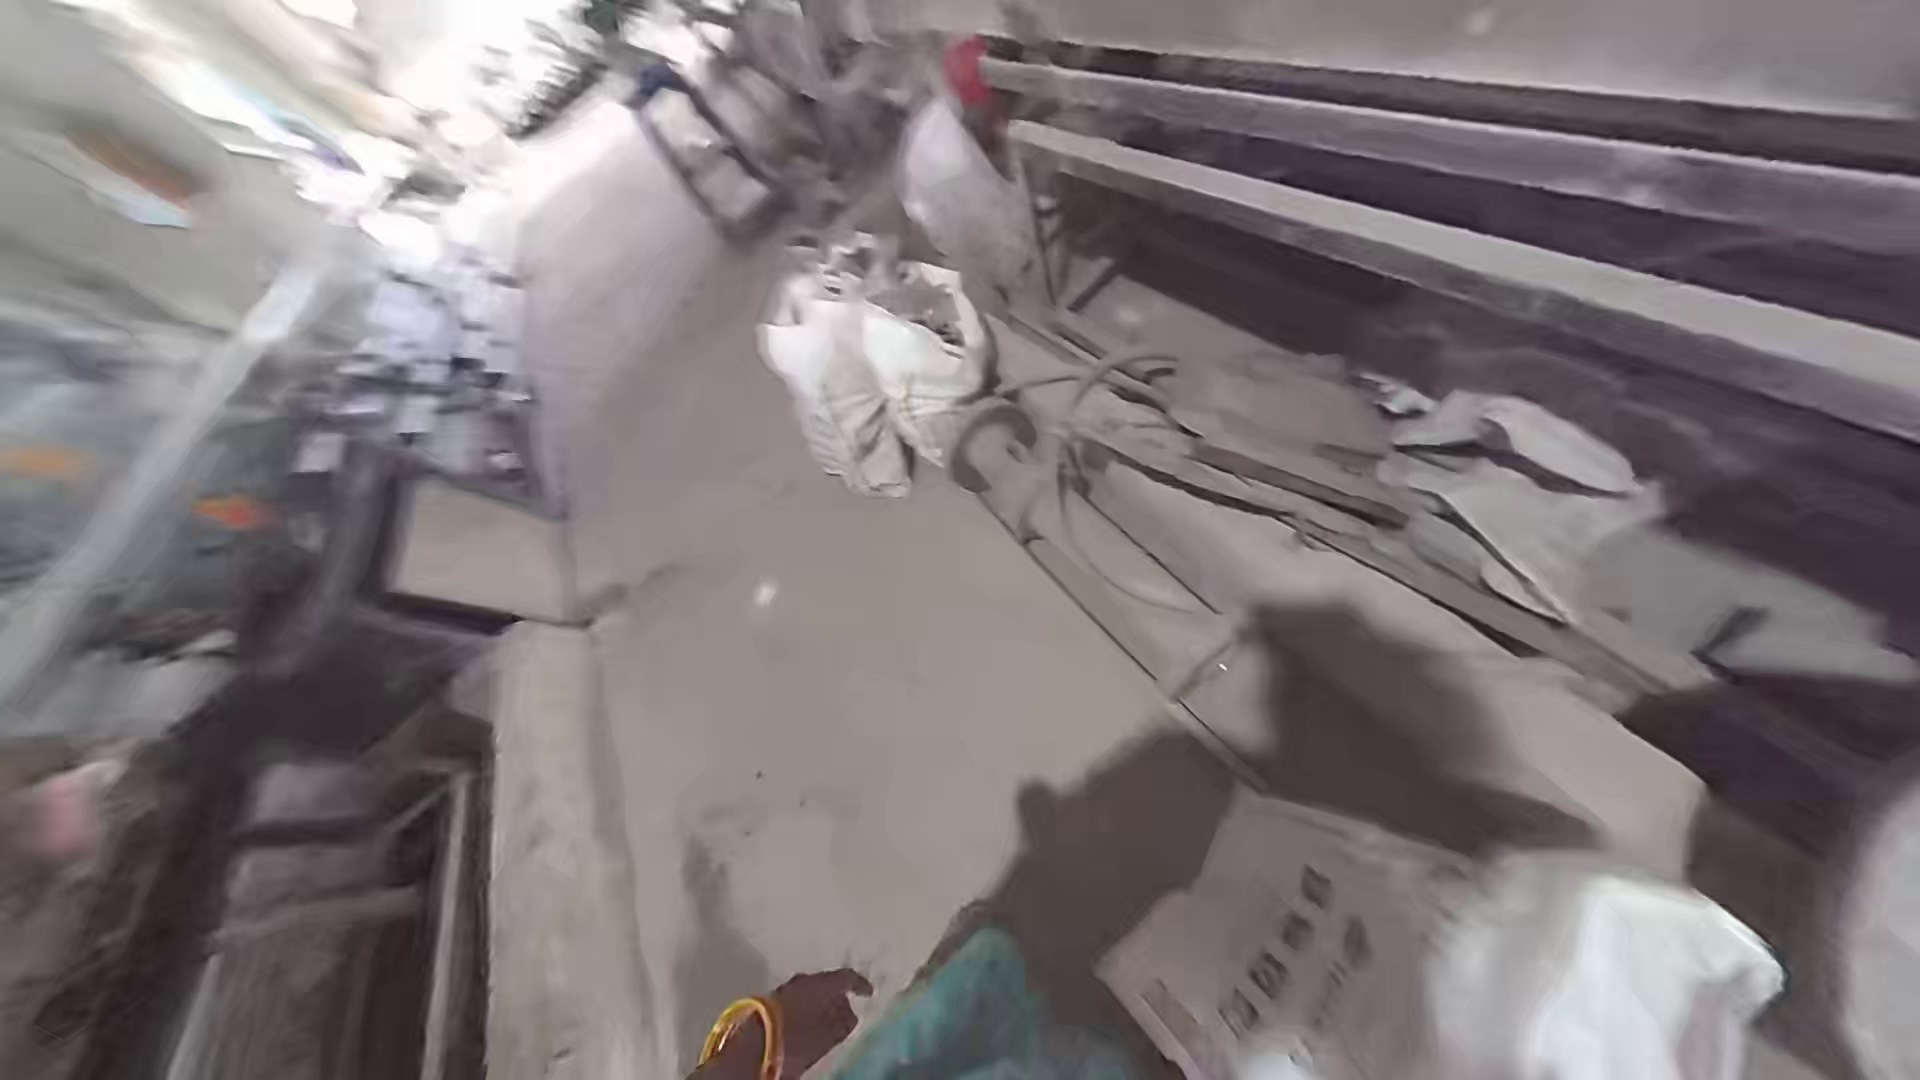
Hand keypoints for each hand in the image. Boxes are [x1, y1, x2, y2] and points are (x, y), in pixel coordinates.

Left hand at [702, 969, 872, 1079]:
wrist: (747, 1051)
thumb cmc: (792, 1043)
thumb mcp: (822, 1039)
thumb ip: (840, 1025)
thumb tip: (852, 1015)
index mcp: (818, 983)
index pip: (844, 977)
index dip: (859, 984)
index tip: (868, 993)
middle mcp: (802, 980)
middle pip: (826, 983)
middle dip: (837, 998)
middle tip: (849, 1013)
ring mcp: (784, 990)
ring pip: (810, 991)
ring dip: (821, 1004)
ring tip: (829, 1023)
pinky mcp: (770, 1002)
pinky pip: (797, 999)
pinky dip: (806, 1009)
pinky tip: (808, 1026)